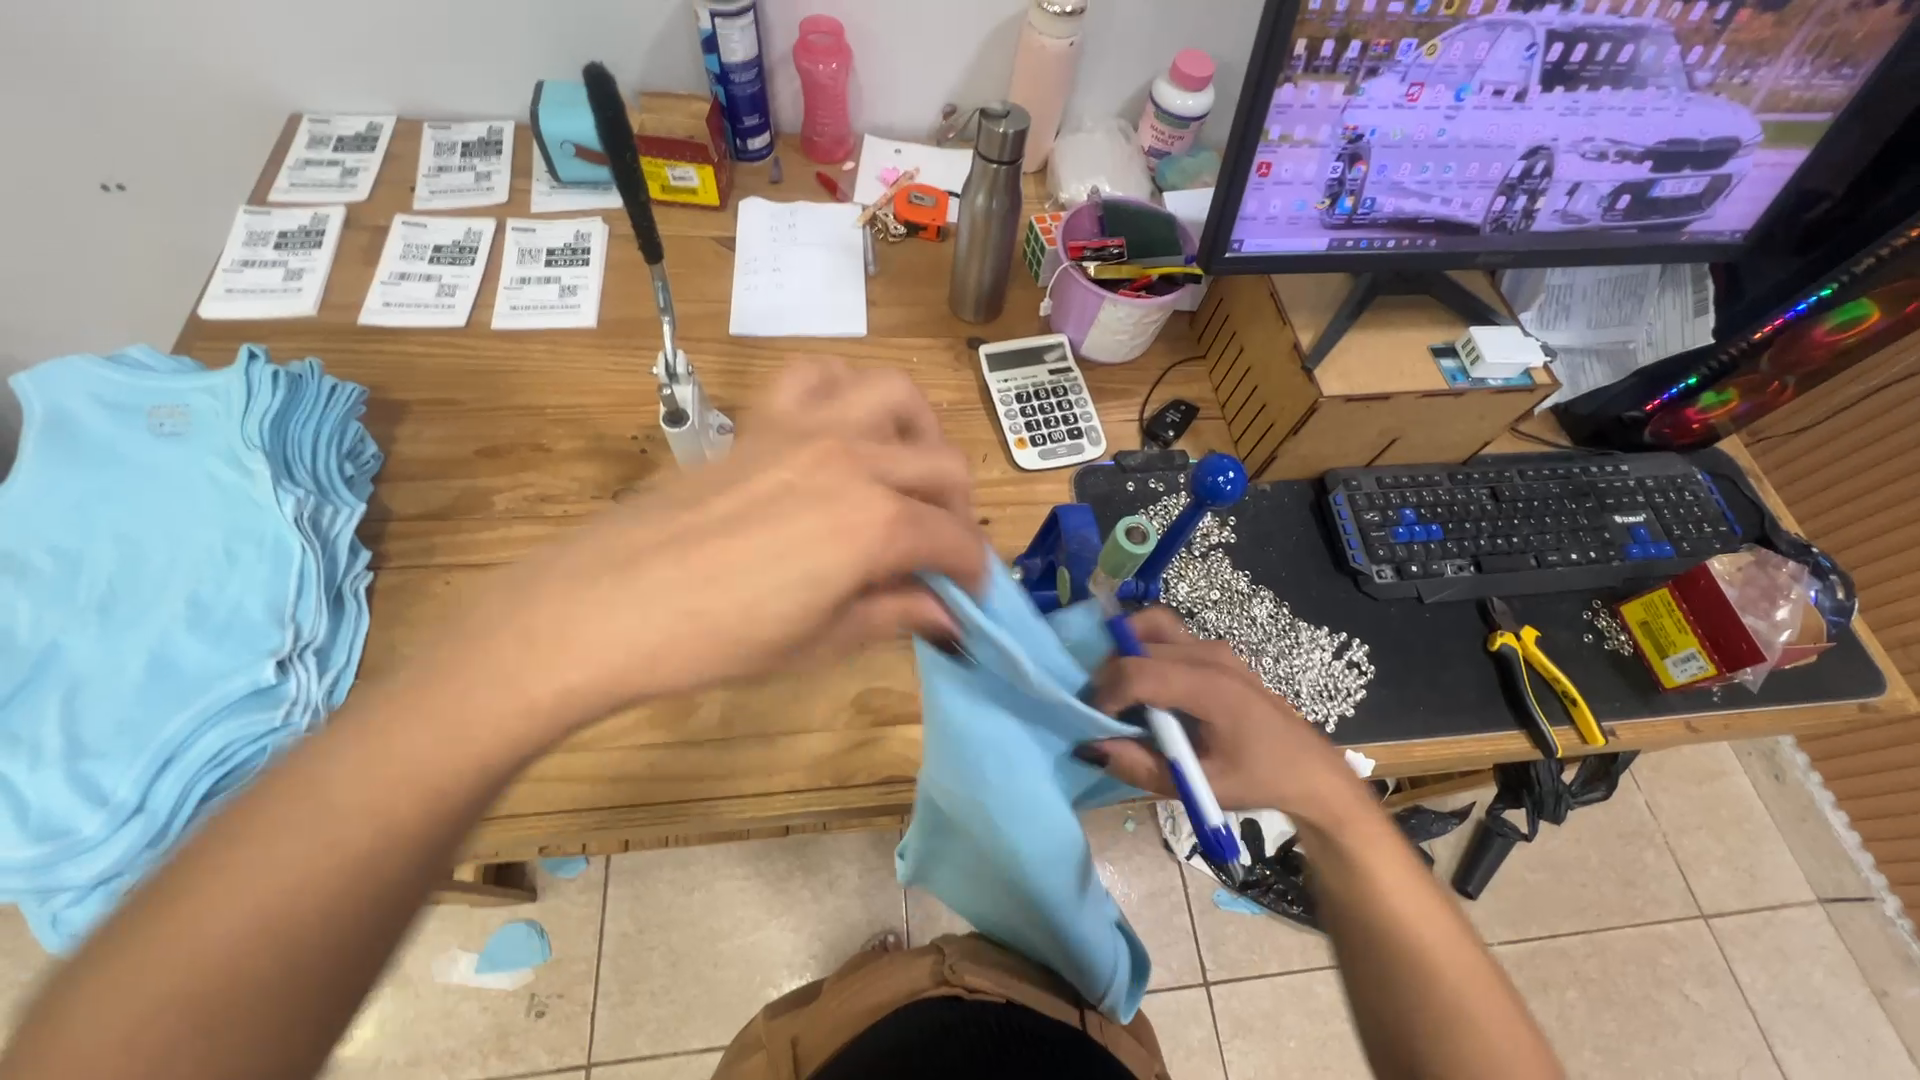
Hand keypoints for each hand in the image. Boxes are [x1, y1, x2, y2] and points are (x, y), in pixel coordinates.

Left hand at [412, 360, 987, 729]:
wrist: (613, 603)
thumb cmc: (720, 639)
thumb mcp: (822, 641)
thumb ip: (896, 615)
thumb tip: (949, 614)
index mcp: (875, 523)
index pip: (955, 539)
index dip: (974, 572)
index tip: (969, 597)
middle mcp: (855, 458)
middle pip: (944, 466)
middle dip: (958, 513)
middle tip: (939, 552)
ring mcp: (808, 427)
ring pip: (898, 396)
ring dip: (922, 434)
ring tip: (908, 475)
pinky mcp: (765, 418)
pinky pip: (821, 374)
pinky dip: (848, 393)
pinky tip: (845, 429)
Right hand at [1077, 608, 1370, 827]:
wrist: (1307, 768)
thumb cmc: (1256, 779)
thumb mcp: (1199, 786)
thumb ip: (1141, 766)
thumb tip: (1088, 746)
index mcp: (1211, 689)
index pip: (1138, 671)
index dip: (1105, 694)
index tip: (1095, 722)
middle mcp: (1210, 655)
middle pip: (1138, 643)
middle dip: (1108, 673)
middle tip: (1102, 710)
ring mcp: (1213, 647)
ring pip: (1151, 625)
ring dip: (1124, 651)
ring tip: (1118, 690)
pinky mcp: (1213, 649)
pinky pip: (1165, 633)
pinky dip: (1141, 648)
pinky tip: (1143, 687)